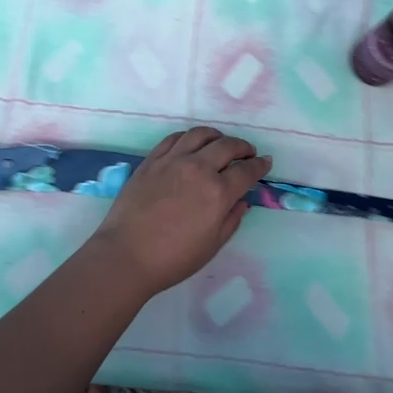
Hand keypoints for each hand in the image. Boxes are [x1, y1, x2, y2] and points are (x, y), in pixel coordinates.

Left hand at [88, 127, 272, 294]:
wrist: (127, 254)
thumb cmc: (174, 258)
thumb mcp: (212, 245)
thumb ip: (231, 219)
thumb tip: (243, 201)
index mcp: (217, 192)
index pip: (245, 171)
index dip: (259, 165)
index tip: (265, 162)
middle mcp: (198, 168)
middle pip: (226, 146)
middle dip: (242, 147)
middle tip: (247, 153)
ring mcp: (172, 160)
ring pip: (200, 135)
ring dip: (216, 136)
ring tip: (221, 143)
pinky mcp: (152, 159)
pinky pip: (174, 138)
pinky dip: (189, 137)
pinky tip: (192, 143)